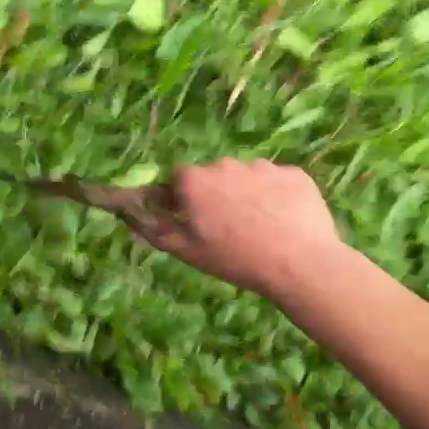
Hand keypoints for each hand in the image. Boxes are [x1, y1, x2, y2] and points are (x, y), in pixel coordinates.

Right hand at [132, 159, 342, 298]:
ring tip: (257, 225)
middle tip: (225, 225)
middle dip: (214, 193)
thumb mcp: (184, 250)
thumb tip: (126, 213)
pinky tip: (282, 220)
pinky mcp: (295, 174)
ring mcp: (263, 166)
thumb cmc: (234, 258)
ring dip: (244, 192)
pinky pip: (277, 180)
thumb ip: (151, 228)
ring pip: (245, 176)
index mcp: (195, 180)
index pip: (178, 178)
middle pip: (212, 175)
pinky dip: (275, 195)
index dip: (181, 196)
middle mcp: (226, 164)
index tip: (189, 217)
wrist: (301, 264)